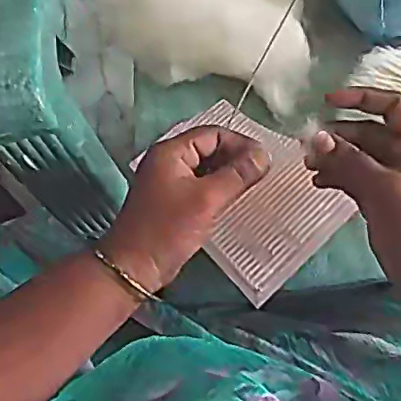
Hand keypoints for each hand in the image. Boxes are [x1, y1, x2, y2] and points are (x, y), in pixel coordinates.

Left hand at [100, 126, 270, 290]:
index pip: (212, 134)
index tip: (264, 160)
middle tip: (263, 173)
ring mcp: (168, 181)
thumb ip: (236, 174)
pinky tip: (236, 199)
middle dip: (236, 158)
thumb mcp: (206, 199)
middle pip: (208, 148)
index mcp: (170, 151)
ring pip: (206, 168)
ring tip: (254, 185)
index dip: (240, 143)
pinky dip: (218, 188)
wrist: (135, 266)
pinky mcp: (172, 200)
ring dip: (228, 174)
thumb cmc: (167, 228)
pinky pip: (200, 185)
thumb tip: (263, 155)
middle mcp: (168, 161)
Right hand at [304, 88, 400, 292]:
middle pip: (370, 133)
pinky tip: (319, 182)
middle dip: (338, 134)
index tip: (327, 101)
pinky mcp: (384, 202)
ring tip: (308, 165)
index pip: (393, 107)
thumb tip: (315, 137)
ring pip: (359, 157)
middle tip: (306, 143)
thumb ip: (348, 160)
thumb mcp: (385, 189)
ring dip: (334, 157)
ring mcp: (397, 181)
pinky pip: (357, 179)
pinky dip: (338, 177)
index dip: (362, 99)